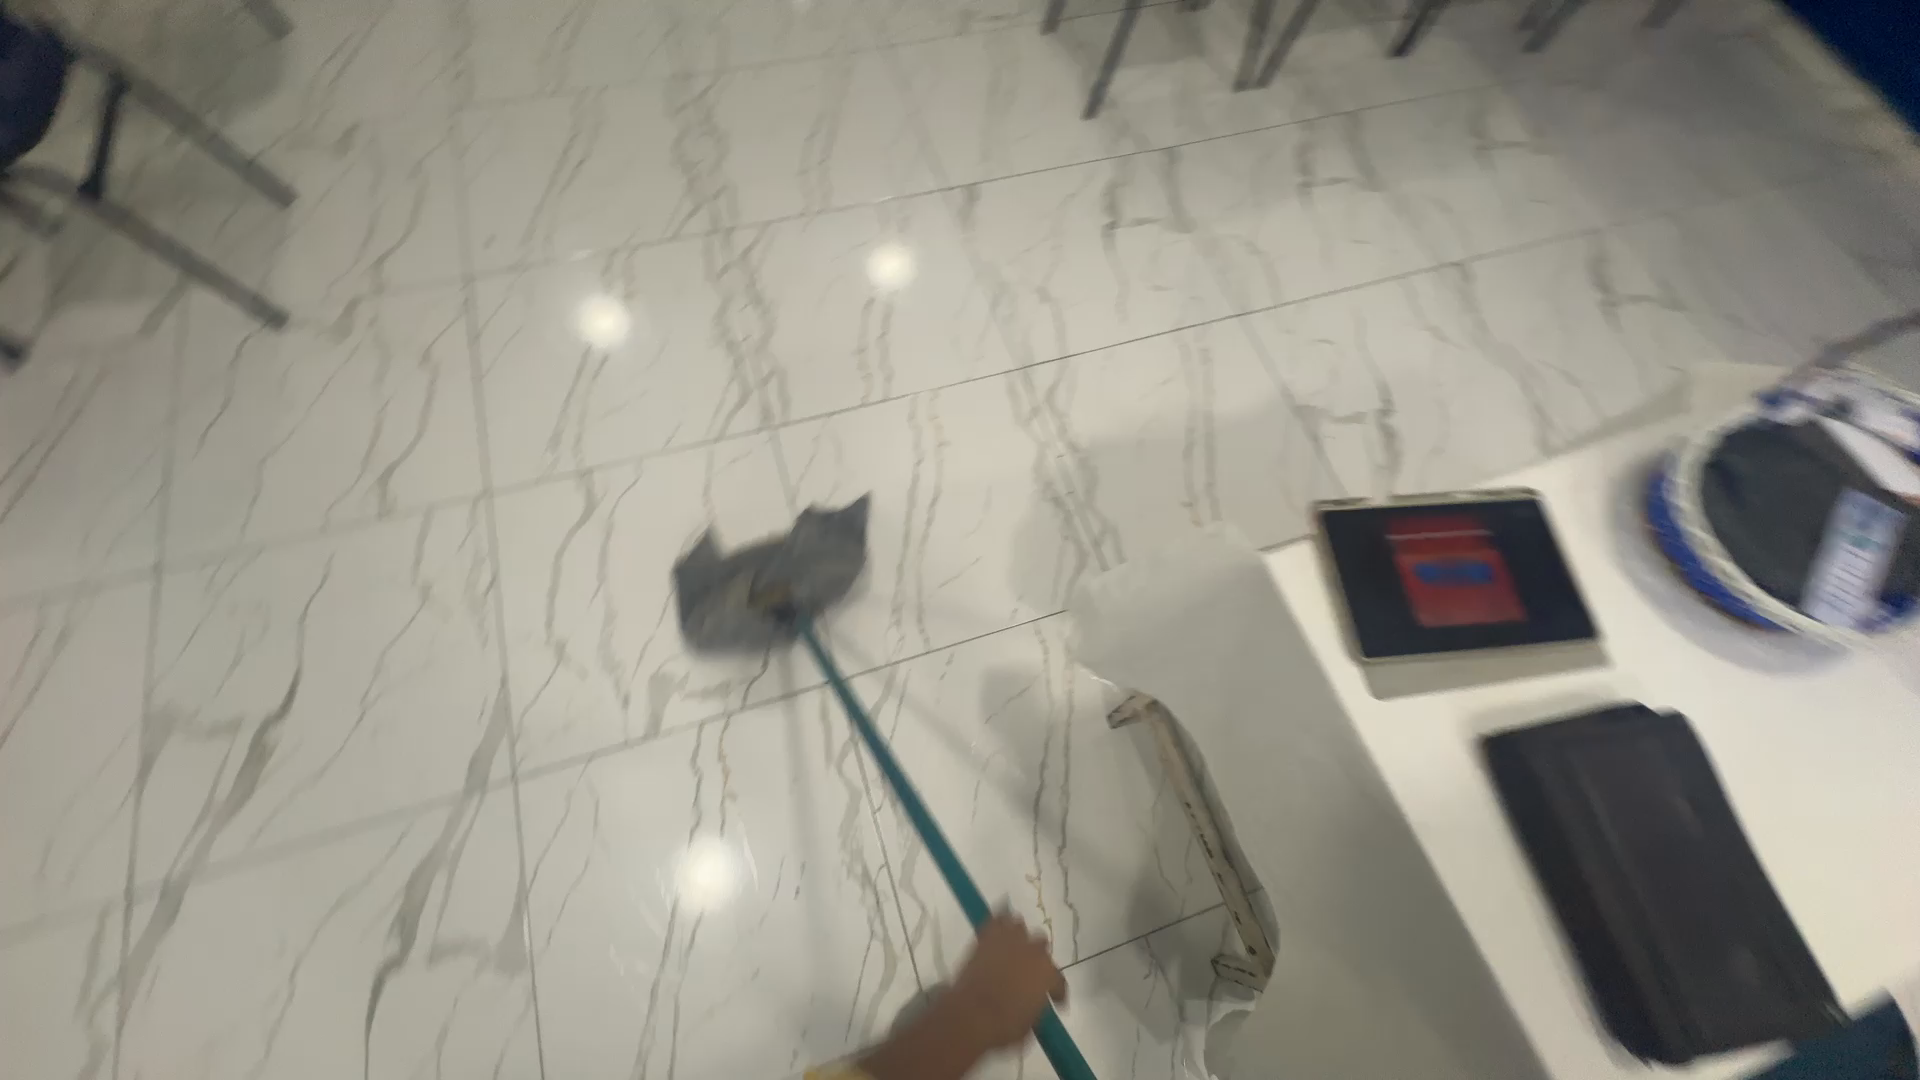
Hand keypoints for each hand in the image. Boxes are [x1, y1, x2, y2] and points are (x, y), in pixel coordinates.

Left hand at [946, 913, 1068, 1051]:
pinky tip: (997, 927)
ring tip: (1012, 949)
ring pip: (1020, 927)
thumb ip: (1037, 1009)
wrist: (972, 1012)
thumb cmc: (1004, 1026)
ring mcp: (1010, 938)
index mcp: (1047, 973)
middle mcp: (1033, 950)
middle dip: (1037, 957)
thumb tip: (1034, 1004)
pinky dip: (999, 921)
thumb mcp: (1029, 1027)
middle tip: (1028, 972)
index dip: (1057, 992)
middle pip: (1041, 945)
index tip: (1055, 1001)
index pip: (1059, 981)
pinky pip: (997, 918)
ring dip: (1019, 938)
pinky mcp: (988, 934)